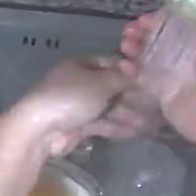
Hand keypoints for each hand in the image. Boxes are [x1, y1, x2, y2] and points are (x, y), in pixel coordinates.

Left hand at [7, 57, 141, 156]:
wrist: (41, 130)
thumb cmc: (72, 97)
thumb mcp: (101, 82)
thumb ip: (121, 77)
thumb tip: (137, 69)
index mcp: (80, 65)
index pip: (110, 63)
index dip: (129, 71)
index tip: (150, 79)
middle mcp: (79, 83)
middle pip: (110, 87)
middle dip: (131, 95)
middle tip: (154, 102)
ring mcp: (77, 106)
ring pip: (107, 107)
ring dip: (127, 113)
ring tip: (151, 121)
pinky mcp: (77, 126)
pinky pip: (102, 123)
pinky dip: (117, 126)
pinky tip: (137, 131)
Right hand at [119, 13, 195, 149]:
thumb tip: (180, 7)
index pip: (178, 23)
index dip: (160, 19)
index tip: (143, 19)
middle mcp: (191, 56)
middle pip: (161, 39)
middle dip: (144, 33)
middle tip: (128, 32)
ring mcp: (177, 76)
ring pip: (150, 57)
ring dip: (136, 49)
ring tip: (124, 45)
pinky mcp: (165, 95)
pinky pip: (145, 79)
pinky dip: (132, 71)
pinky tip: (123, 65)